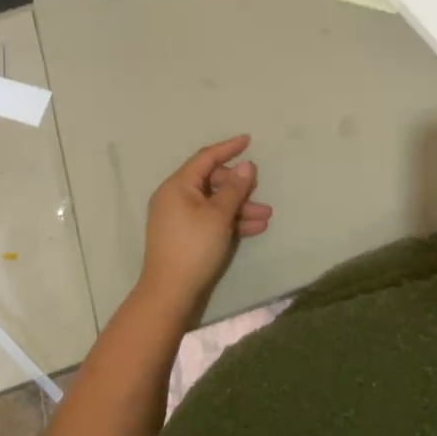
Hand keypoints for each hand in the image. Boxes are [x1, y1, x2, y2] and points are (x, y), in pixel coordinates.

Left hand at [137, 136, 271, 312]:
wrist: (169, 294)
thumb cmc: (193, 248)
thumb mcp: (218, 215)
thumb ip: (235, 188)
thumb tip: (247, 165)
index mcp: (177, 186)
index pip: (205, 158)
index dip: (228, 148)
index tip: (248, 140)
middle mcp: (175, 197)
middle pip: (212, 181)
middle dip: (239, 187)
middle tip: (259, 191)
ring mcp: (180, 218)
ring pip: (215, 203)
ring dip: (240, 207)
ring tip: (266, 216)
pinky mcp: (186, 236)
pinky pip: (211, 220)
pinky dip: (231, 222)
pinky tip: (255, 229)